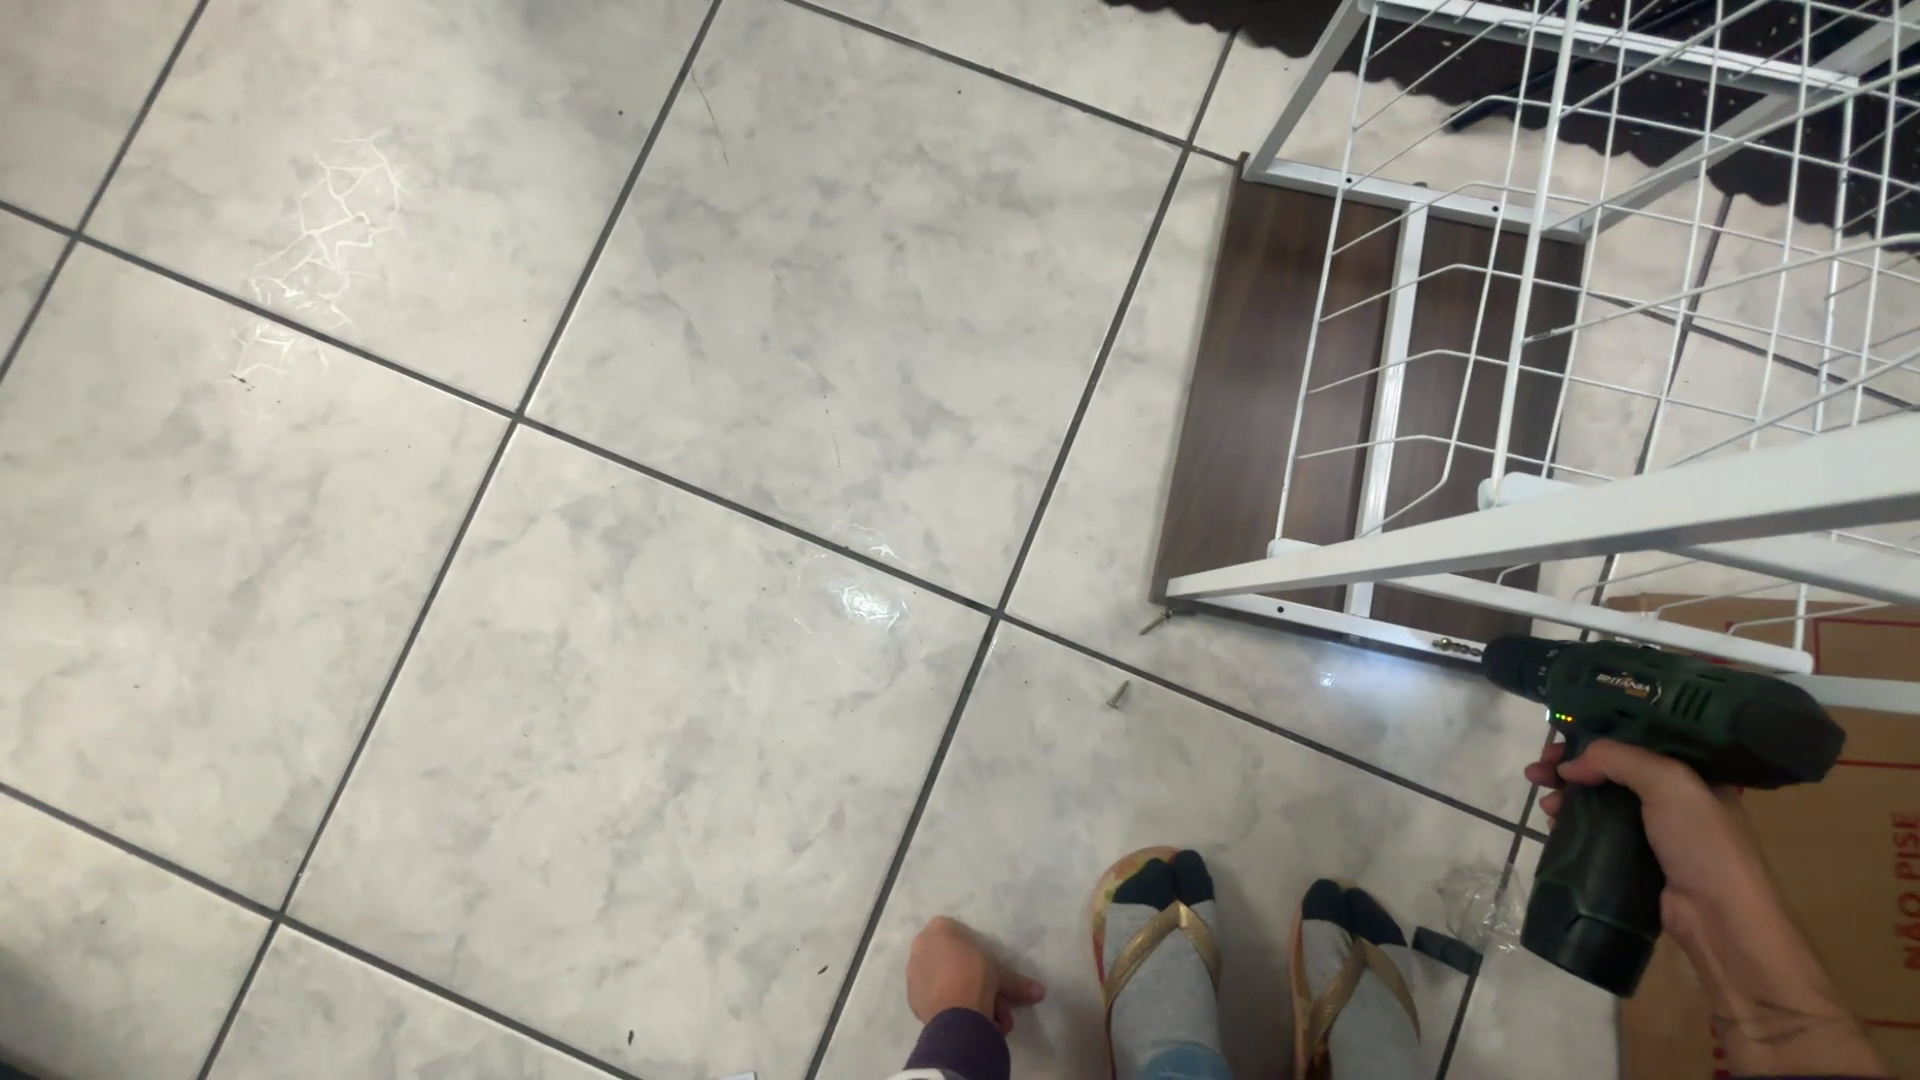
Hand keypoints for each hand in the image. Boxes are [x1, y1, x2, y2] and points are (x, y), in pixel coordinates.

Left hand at [906, 916, 1045, 1034]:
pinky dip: (953, 1009)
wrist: (954, 1010)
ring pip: (947, 983)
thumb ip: (1017, 982)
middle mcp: (923, 946)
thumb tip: (1040, 992)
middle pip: (955, 963)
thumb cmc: (976, 976)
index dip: (979, 955)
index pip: (960, 934)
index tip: (992, 974)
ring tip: (990, 1020)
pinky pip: (938, 1000)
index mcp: (940, 928)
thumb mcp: (1001, 974)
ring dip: (970, 1000)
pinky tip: (971, 1024)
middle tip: (997, 1003)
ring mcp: (915, 972)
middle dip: (980, 985)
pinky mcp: (913, 999)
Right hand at [1524, 738, 1768, 950]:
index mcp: (1690, 776)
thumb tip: (1568, 767)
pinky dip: (1570, 821)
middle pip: (1606, 770)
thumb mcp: (1669, 783)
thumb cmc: (1702, 843)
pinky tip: (1554, 823)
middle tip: (1536, 772)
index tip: (1556, 744)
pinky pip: (1593, 828)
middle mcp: (1672, 799)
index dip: (1591, 739)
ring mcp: (1652, 829)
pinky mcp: (1634, 856)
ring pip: (1596, 799)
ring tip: (1544, 805)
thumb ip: (1616, 758)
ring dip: (1563, 795)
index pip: (1631, 743)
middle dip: (1567, 767)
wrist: (1720, 917)